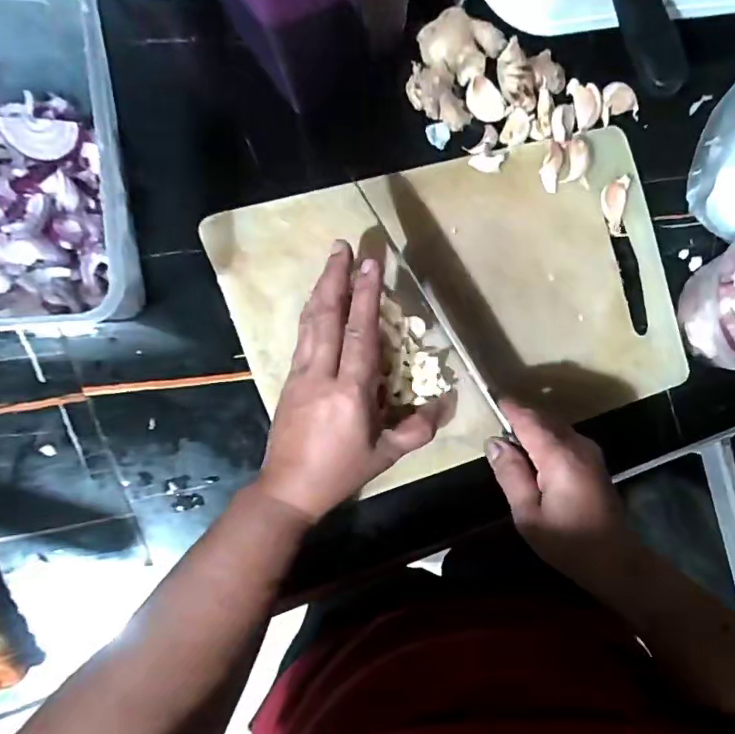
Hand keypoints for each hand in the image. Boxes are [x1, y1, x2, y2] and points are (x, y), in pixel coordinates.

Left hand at [254, 241, 443, 522]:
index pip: (360, 334)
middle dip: (336, 277)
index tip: (371, 263)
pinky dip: (311, 312)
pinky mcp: (289, 380)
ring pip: (310, 322)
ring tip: (330, 261)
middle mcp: (321, 375)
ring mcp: (301, 375)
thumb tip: (446, 402)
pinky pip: (302, 337)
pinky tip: (317, 302)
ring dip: (321, 288)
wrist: (288, 488)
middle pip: (327, 316)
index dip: (367, 296)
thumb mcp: (386, 455)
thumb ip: (417, 428)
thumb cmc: (341, 472)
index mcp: (349, 392)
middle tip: (343, 245)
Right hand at [485, 400, 635, 579]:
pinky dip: (547, 438)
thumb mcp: (528, 514)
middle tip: (494, 421)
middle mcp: (578, 445)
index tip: (490, 398)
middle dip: (520, 417)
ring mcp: (590, 452)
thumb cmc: (566, 542)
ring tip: (509, 438)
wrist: (614, 559)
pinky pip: (566, 438)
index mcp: (559, 456)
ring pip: (556, 427)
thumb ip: (510, 474)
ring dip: (534, 427)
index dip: (509, 408)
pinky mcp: (595, 461)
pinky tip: (534, 454)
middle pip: (544, 419)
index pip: (529, 420)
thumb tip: (494, 442)